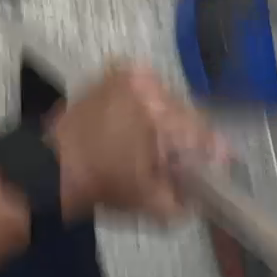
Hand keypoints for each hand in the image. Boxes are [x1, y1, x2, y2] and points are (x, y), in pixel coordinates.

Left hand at [44, 63, 228, 223]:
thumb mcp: (152, 204)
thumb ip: (186, 199)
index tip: (223, 161)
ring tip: (156, 143)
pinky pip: (141, 85)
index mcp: (160, 114)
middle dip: (187, 135)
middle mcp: (146, 84)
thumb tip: (199, 191)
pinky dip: (145, 103)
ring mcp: (126, 73)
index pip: (203, 131)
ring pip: (163, 96)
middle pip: (184, 111)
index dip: (215, 150)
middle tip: (182, 158)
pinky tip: (138, 124)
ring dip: (166, 117)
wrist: (53, 164)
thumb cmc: (103, 183)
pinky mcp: (110, 72)